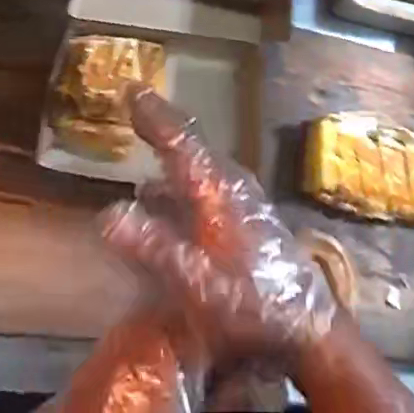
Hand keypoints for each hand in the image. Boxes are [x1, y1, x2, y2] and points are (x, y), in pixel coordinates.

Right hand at [99, 85, 336, 365]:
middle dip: (160, 125)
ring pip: (195, 166)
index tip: (132, 87)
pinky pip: (200, 187)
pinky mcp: (241, 219)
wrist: (306, 327)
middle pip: (188, 145)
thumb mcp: (199, 282)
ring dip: (168, 153)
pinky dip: (176, 181)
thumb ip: (155, 247)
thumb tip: (107, 214)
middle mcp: (228, 184)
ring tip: (143, 145)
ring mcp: (237, 201)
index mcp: (217, 189)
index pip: (180, 140)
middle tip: (133, 104)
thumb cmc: (252, 302)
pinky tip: (159, 198)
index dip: (154, 114)